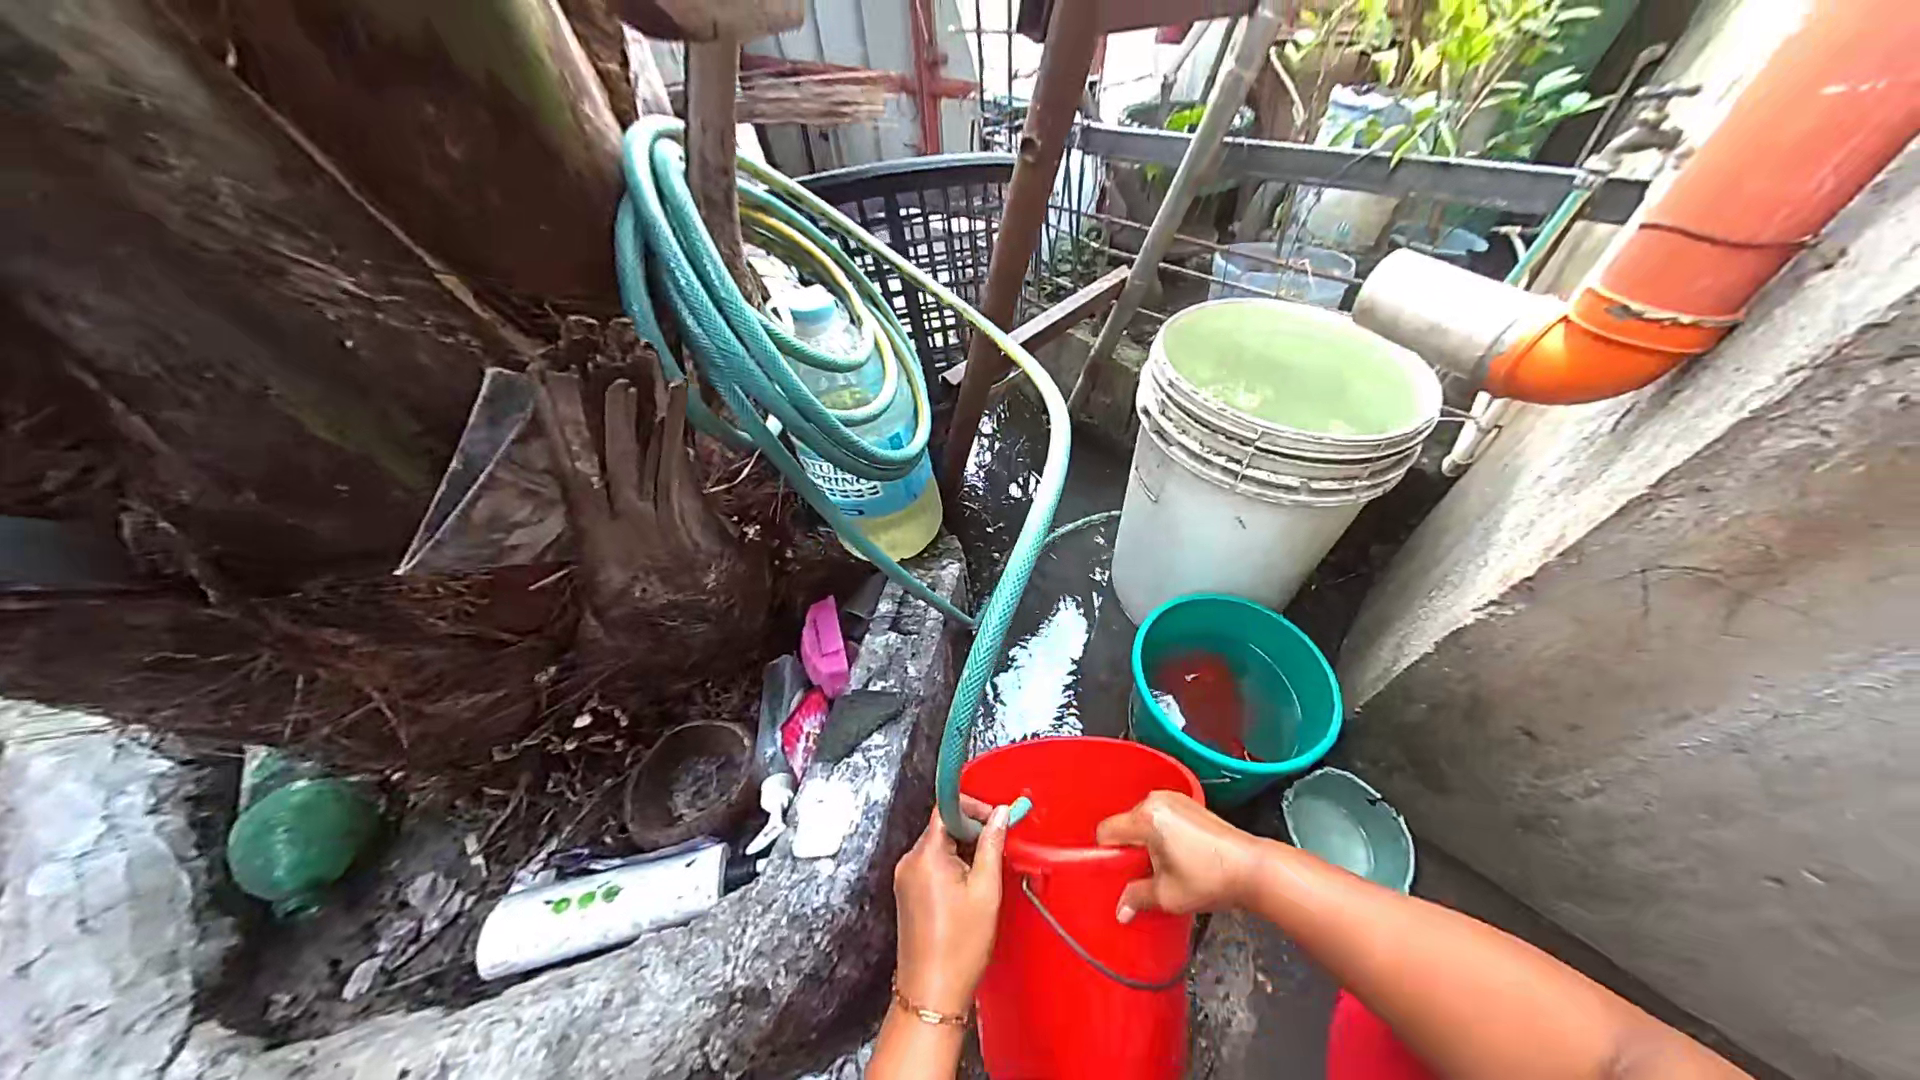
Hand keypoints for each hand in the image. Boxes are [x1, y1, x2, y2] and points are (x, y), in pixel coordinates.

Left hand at [892, 796, 1009, 1014]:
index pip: (947, 808)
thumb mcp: (986, 890)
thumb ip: (992, 845)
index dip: (973, 806)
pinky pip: (931, 863)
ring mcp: (905, 877)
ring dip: (963, 849)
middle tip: (996, 846)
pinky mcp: (907, 891)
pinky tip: (968, 886)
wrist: (931, 993)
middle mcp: (910, 860)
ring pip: (938, 845)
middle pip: (943, 826)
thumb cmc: (959, 947)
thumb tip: (999, 815)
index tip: (995, 816)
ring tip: (983, 873)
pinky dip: (951, 865)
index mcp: (926, 854)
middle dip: (971, 830)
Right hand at [1095, 790, 1258, 923]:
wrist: (1253, 868)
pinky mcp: (1188, 802)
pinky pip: (1160, 815)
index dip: (1107, 853)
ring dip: (1146, 840)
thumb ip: (1137, 898)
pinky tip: (1178, 853)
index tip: (1117, 871)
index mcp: (1145, 818)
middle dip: (1130, 848)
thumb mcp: (1168, 895)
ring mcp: (1173, 798)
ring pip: (1143, 820)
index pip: (1107, 830)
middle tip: (1144, 873)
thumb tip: (1120, 910)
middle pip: (1125, 824)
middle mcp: (1156, 800)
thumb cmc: (1210, 879)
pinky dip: (1161, 831)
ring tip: (1164, 865)